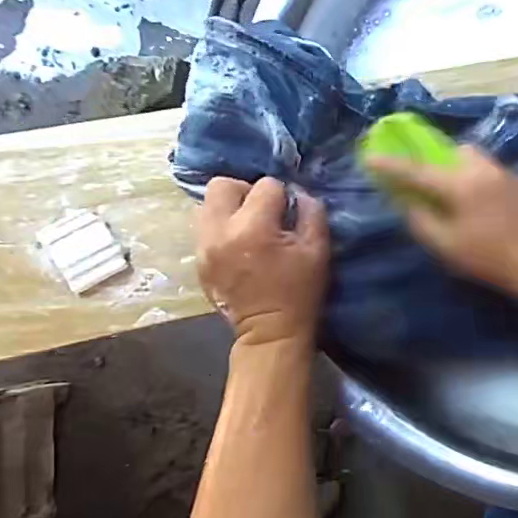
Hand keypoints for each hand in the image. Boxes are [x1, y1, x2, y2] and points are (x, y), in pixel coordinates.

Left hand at [195, 177, 328, 346]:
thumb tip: (299, 194)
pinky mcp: (198, 260)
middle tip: (263, 212)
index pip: (266, 185)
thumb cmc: (299, 291)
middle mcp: (220, 232)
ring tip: (248, 227)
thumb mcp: (318, 250)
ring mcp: (204, 247)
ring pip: (206, 204)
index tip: (289, 215)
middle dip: (246, 192)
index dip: (283, 196)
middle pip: (222, 185)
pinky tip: (239, 246)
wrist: (270, 332)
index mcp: (253, 228)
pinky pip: (204, 228)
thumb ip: (311, 213)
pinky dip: (222, 228)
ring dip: (229, 208)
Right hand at [363, 144, 517, 292]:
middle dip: (439, 161)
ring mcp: (508, 175)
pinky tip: (487, 208)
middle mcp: (485, 170)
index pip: (418, 170)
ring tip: (460, 196)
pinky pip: (495, 174)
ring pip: (478, 160)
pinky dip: (483, 182)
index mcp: (461, 184)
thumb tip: (409, 204)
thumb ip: (422, 222)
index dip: (391, 165)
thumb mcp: (448, 247)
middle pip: (456, 152)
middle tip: (431, 182)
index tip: (371, 158)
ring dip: (463, 170)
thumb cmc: (491, 258)